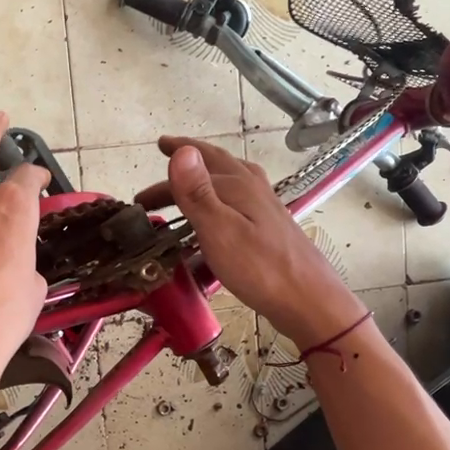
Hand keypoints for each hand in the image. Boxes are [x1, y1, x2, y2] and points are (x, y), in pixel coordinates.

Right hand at [136, 136, 364, 344]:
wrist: (306, 298)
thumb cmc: (259, 269)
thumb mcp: (219, 231)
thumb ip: (197, 193)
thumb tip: (181, 151)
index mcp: (237, 186)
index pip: (193, 172)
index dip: (166, 176)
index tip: (143, 183)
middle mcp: (253, 187)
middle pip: (216, 164)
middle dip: (188, 158)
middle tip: (164, 153)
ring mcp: (265, 204)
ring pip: (231, 176)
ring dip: (207, 172)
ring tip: (190, 175)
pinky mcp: (271, 224)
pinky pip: (240, 196)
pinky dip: (223, 192)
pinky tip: (224, 207)